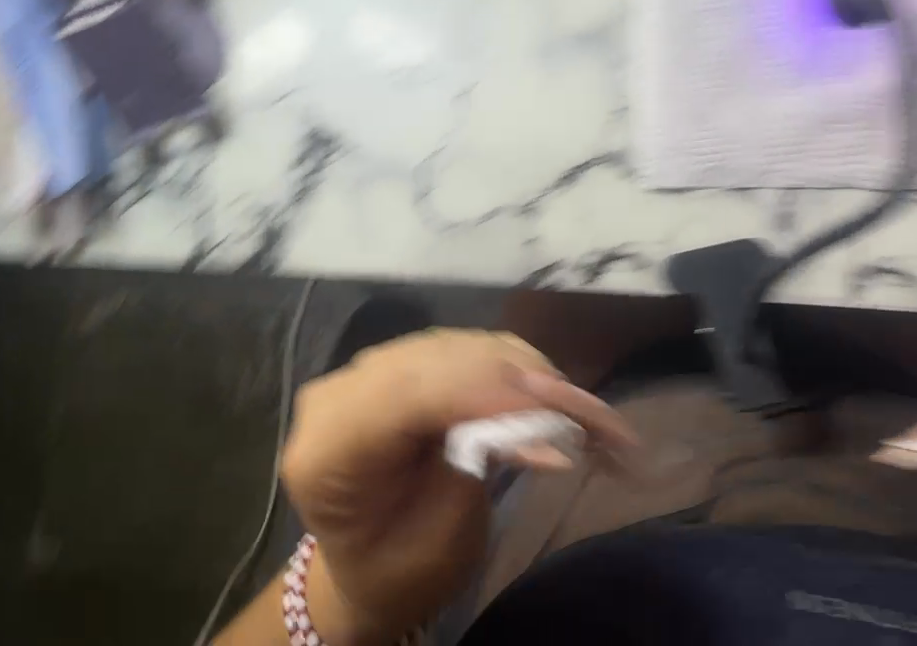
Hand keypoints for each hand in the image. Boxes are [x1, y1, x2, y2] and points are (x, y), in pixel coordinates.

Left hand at [280, 329, 636, 641]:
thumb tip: (537, 426)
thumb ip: (473, 469)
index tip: (553, 408)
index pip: (406, 395)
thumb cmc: (397, 571)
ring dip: (523, 370)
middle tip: (589, 411)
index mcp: (327, 448)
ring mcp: (371, 369)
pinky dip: (512, 366)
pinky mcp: (403, 363)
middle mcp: (342, 391)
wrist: (366, 564)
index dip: (482, 390)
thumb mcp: (436, 541)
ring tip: (576, 407)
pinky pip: (465, 348)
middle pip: (438, 360)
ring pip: (459, 346)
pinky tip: (547, 391)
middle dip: (519, 379)